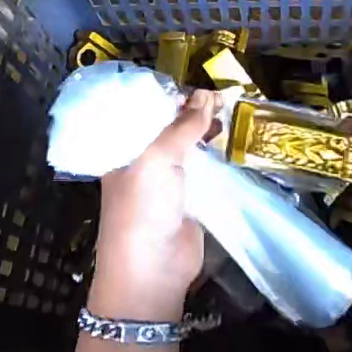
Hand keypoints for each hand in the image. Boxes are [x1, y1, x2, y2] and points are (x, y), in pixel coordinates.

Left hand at [90, 89, 218, 322]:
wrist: (152, 269)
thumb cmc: (143, 207)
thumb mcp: (157, 158)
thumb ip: (183, 126)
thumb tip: (207, 95)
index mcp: (121, 148)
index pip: (142, 111)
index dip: (167, 95)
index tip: (195, 82)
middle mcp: (140, 159)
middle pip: (166, 126)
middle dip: (190, 110)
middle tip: (221, 95)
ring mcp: (164, 179)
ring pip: (185, 144)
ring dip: (204, 129)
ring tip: (229, 110)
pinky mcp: (187, 196)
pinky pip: (200, 167)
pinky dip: (214, 152)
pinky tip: (229, 137)